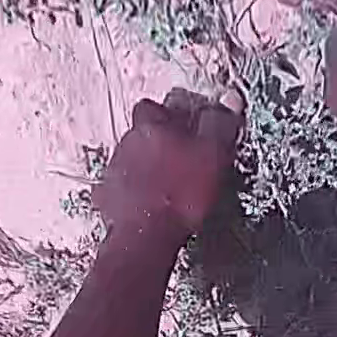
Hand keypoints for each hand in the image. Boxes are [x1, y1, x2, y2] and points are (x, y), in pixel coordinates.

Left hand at [93, 89, 241, 231]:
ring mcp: (113, 172)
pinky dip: (131, 194)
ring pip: (129, 161)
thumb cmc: (180, 196)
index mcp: (151, 128)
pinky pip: (119, 189)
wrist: (146, 237)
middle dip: (156, 144)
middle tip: (177, 162)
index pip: (155, 106)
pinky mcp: (106, 198)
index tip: (184, 130)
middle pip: (140, 134)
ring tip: (164, 189)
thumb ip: (220, 125)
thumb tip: (230, 100)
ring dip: (143, 169)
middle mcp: (127, 144)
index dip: (169, 116)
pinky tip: (145, 207)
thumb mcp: (212, 156)